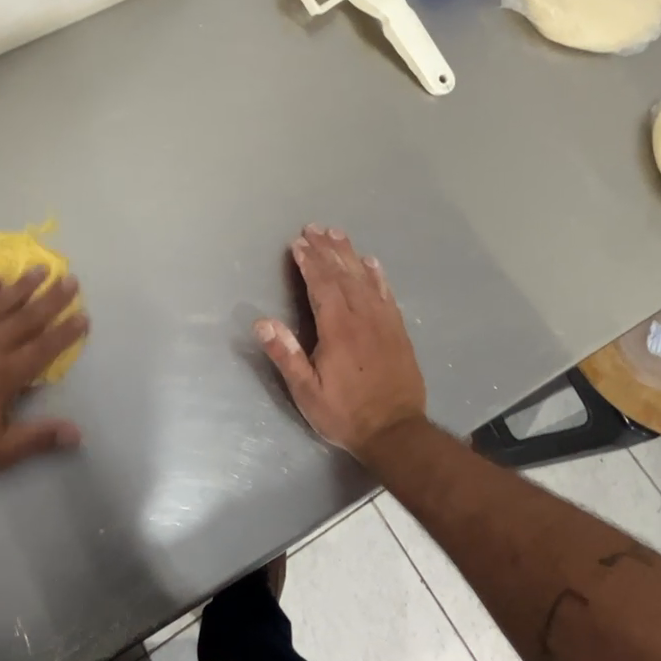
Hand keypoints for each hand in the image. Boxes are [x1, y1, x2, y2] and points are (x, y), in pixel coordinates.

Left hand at [0, 268, 87, 477]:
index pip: (43, 348)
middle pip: (25, 318)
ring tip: (39, 269)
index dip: (65, 332)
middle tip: (69, 279)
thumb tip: (77, 433)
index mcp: (3, 375)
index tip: (83, 315)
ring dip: (20, 287)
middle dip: (51, 298)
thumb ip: (37, 438)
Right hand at [255, 225, 425, 458]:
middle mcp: (363, 318)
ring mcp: (384, 322)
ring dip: (349, 254)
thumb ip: (286, 355)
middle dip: (327, 250)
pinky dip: (377, 275)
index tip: (297, 244)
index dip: (309, 262)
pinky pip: (386, 294)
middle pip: (343, 275)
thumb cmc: (345, 413)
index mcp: (338, 329)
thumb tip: (262, 323)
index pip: (321, 286)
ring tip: (337, 234)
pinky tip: (371, 262)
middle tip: (314, 228)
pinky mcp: (398, 331)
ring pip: (365, 279)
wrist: (397, 433)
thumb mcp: (307, 391)